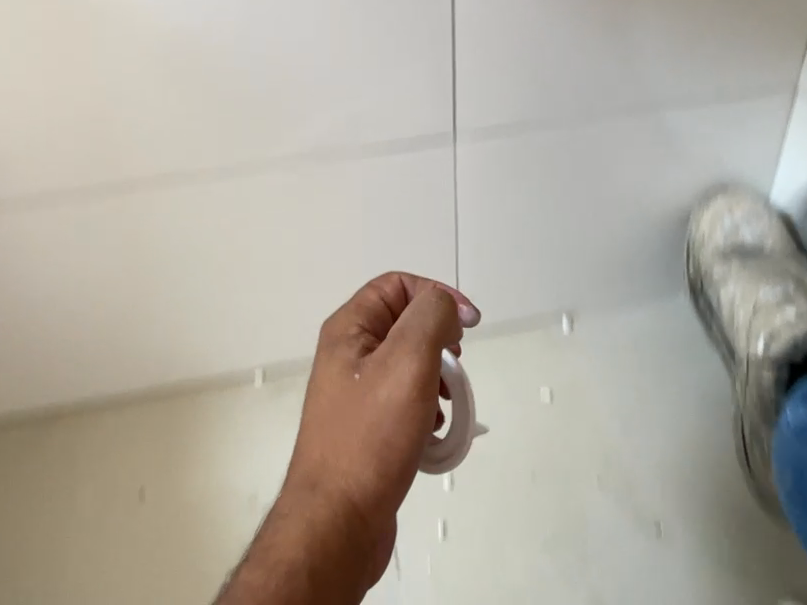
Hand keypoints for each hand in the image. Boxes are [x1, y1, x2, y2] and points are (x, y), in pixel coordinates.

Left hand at [215, 272, 478, 604]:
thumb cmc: (371, 435)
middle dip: (440, 342)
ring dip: (438, 380)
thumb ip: (431, 317)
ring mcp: (357, 392)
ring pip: (411, 365)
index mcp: (350, 329)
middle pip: (406, 324)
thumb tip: (447, 305)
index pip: (397, 285)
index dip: (437, 295)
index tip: (468, 327)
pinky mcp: (368, 427)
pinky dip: (428, 411)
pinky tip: (434, 433)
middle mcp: (349, 354)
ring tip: (447, 404)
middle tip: (455, 367)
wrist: (338, 521)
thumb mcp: (407, 361)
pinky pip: (407, 402)